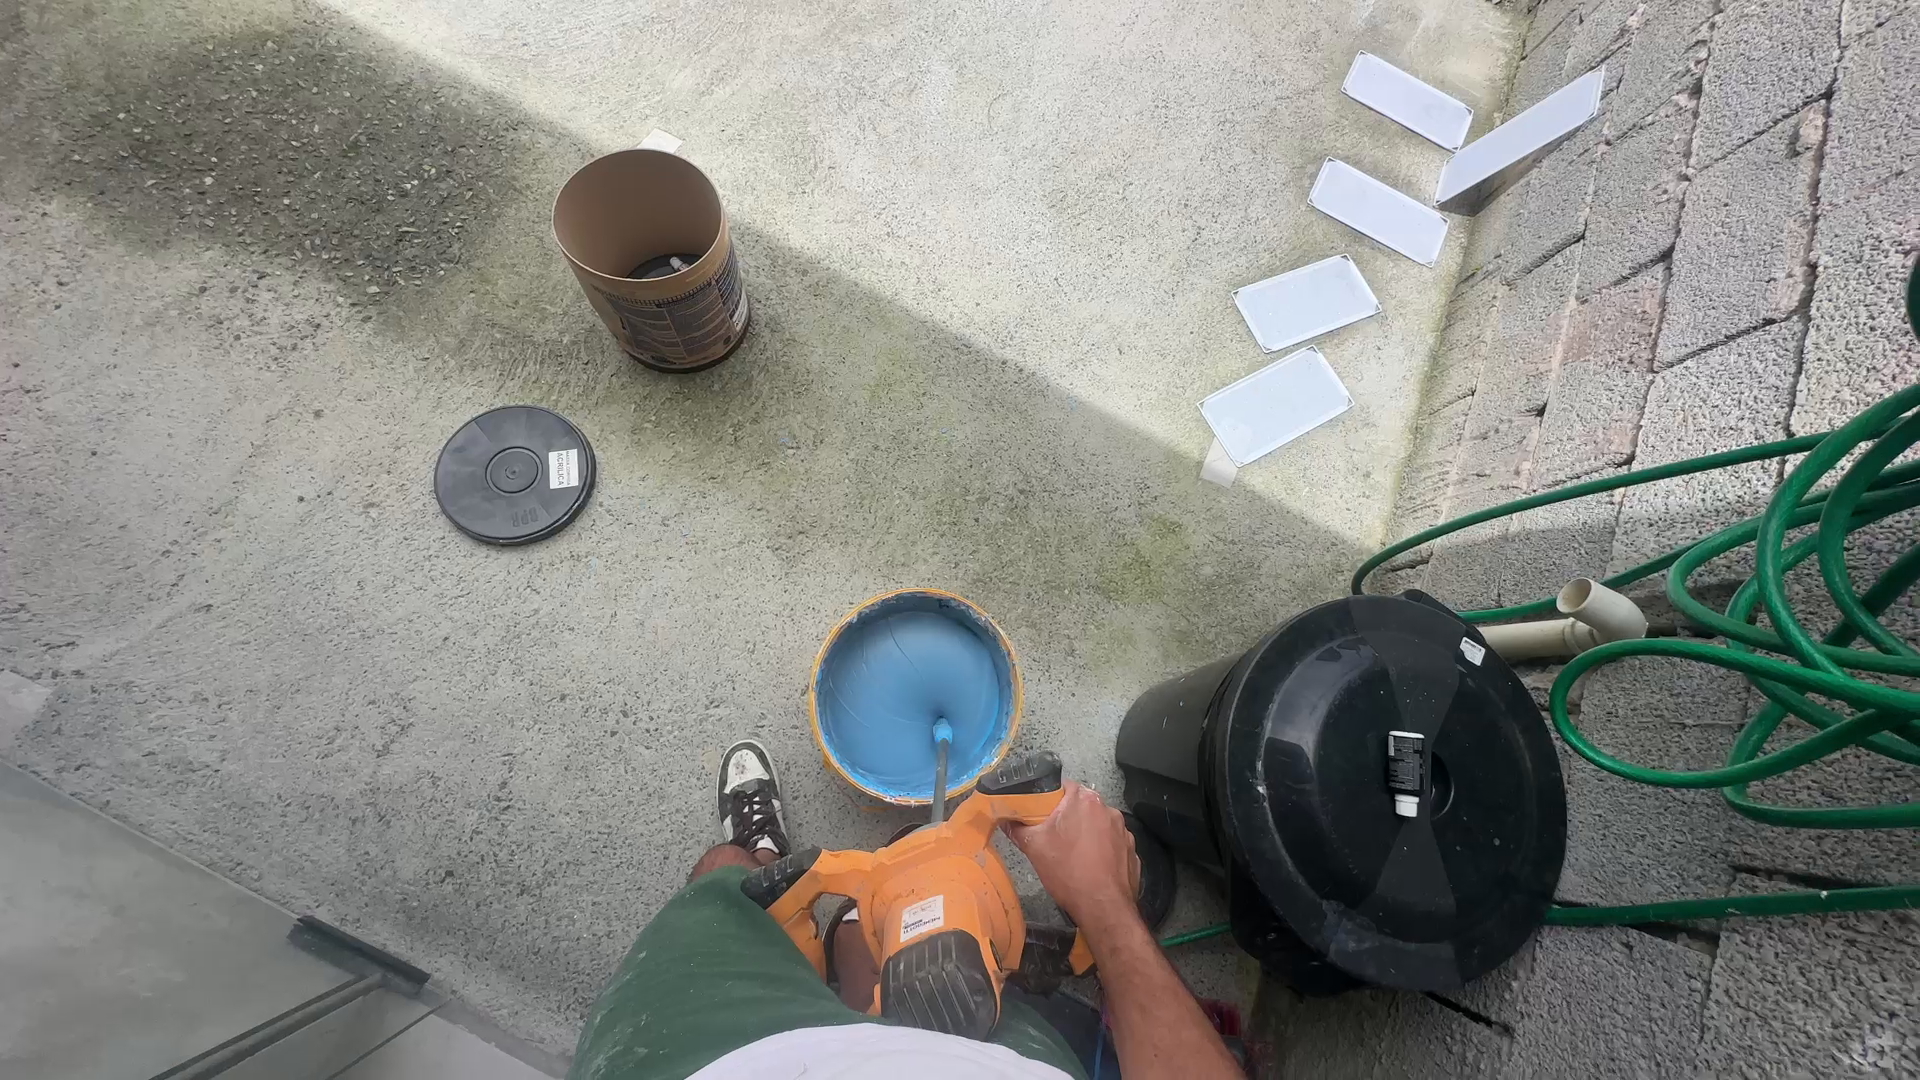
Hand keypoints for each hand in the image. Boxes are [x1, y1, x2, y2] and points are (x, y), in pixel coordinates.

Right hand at [1004, 781, 1139, 928]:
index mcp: (1084, 800)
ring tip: (1072, 855)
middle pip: (1081, 805)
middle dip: (1067, 818)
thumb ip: (1017, 828)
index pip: (1062, 786)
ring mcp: (1123, 830)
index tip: (1041, 814)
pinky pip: (1111, 843)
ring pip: (1097, 824)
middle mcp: (1107, 809)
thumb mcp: (1034, 848)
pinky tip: (1091, 867)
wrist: (1103, 909)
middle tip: (1053, 837)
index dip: (1049, 800)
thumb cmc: (1070, 874)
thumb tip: (1006, 821)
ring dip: (1086, 834)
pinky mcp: (1130, 850)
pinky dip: (1102, 850)